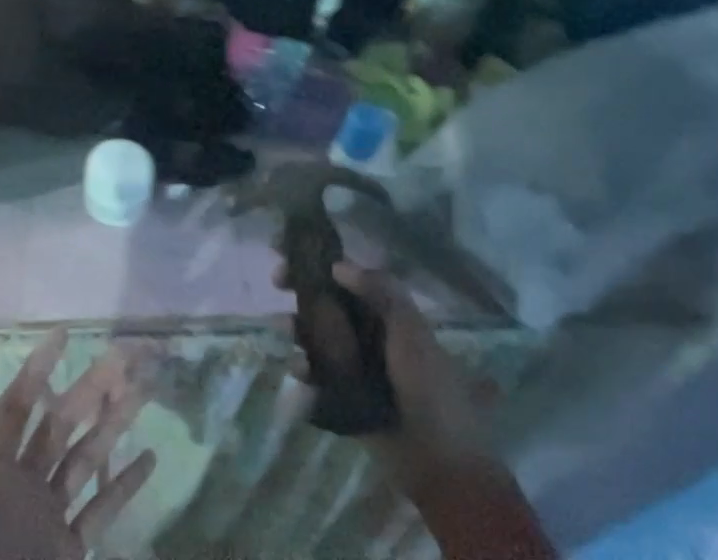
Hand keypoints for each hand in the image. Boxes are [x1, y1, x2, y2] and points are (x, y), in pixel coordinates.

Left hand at [0, 328, 157, 559]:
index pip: (16, 409)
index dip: (37, 371)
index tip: (62, 334)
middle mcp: (24, 486)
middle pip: (62, 426)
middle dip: (91, 388)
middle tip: (125, 355)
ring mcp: (48, 516)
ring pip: (87, 460)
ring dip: (114, 426)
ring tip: (143, 391)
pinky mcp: (68, 549)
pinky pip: (101, 512)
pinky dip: (125, 487)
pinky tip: (150, 458)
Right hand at [276, 260, 490, 494]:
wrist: (440, 461)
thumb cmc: (430, 388)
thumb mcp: (412, 332)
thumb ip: (382, 292)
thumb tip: (337, 266)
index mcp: (389, 318)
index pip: (349, 282)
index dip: (321, 267)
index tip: (294, 258)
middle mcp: (370, 338)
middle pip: (328, 308)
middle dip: (302, 293)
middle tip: (277, 285)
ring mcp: (355, 370)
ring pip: (316, 341)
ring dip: (297, 330)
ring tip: (285, 331)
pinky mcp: (342, 400)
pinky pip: (315, 379)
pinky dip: (303, 372)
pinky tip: (300, 373)